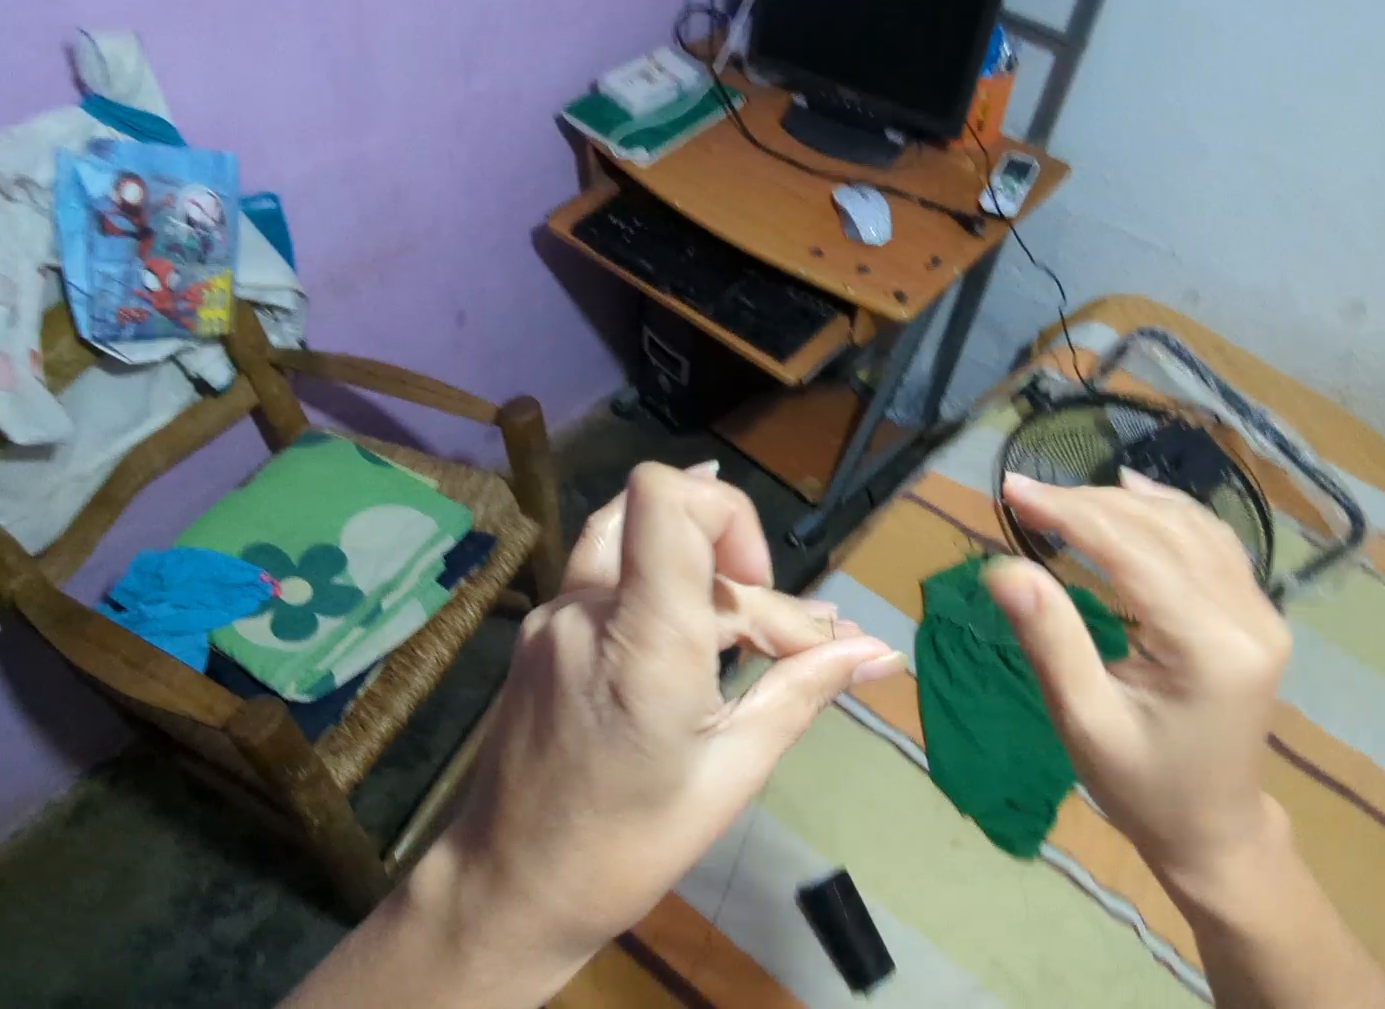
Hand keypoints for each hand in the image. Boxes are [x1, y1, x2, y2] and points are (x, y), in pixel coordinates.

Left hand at [445, 462, 902, 957]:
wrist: (507, 887)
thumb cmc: (625, 847)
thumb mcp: (730, 773)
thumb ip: (802, 692)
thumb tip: (877, 651)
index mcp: (641, 642)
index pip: (664, 498)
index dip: (725, 511)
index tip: (762, 583)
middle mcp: (589, 609)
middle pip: (680, 541)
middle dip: (754, 589)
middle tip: (805, 647)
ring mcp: (557, 614)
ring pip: (640, 546)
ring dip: (703, 572)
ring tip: (753, 622)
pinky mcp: (544, 629)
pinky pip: (610, 575)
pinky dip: (661, 585)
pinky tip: (697, 611)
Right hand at [984, 468, 1290, 888]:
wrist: (1212, 827)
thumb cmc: (1139, 783)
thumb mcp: (1082, 718)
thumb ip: (1049, 638)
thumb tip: (1002, 567)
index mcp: (1210, 647)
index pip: (1134, 552)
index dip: (1070, 513)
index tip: (1012, 490)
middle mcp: (1249, 618)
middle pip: (1162, 530)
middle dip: (1087, 503)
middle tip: (1022, 494)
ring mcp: (1261, 613)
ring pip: (1189, 526)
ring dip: (1120, 503)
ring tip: (1058, 498)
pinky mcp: (1254, 614)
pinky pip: (1211, 541)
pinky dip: (1164, 510)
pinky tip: (1131, 492)